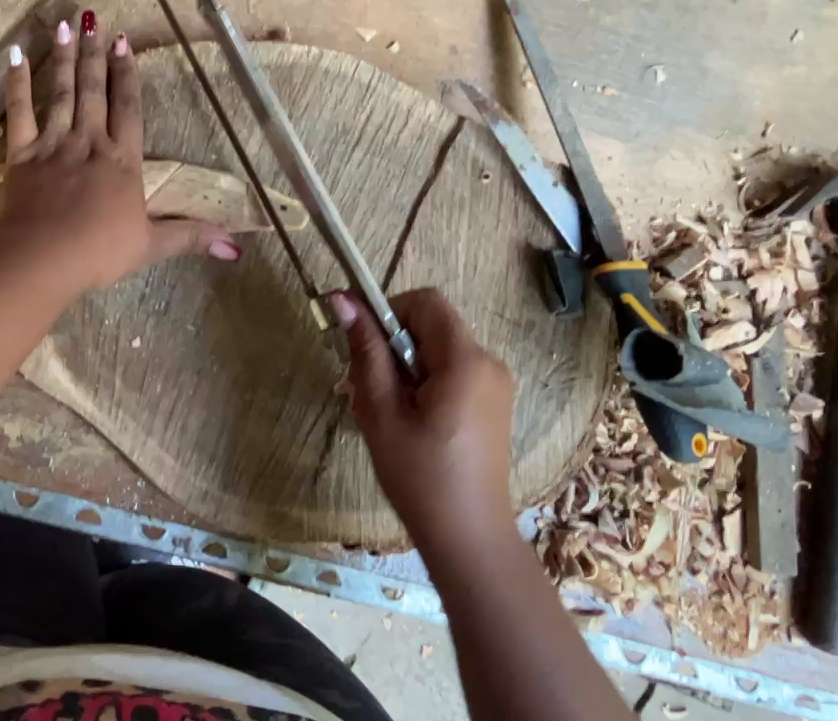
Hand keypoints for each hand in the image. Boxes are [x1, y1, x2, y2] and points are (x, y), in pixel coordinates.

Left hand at [0, 11, 238, 292]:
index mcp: (123, 160)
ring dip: (64, 57)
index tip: (124, 42)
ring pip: (61, 92)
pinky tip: (16, 55)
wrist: (44, 256)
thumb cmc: (100, 251)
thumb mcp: (152, 245)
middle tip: (95, 20)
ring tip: (66, 25)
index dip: (127, 74)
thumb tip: (236, 249)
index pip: (128, 107)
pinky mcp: (22, 153)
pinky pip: (19, 110)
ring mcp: (54, 144)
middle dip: (95, 54)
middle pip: (94, 90)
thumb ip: (191, 236)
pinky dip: (17, 82)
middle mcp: (90, 141)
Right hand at [332, 288, 515, 550]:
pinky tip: (408, 422)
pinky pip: (452, 372)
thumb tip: (341, 298)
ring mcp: (495, 385)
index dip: (389, 311)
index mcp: (465, 360)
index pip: (425, 302)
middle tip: (367, 389)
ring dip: (404, 366)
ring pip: (438, 349)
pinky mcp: (492, 404)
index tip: (364, 348)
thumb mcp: (381, 411)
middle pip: (431, 325)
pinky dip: (423, 383)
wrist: (469, 539)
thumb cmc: (420, 476)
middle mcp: (489, 362)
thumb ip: (365, 350)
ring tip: (385, 412)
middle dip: (392, 345)